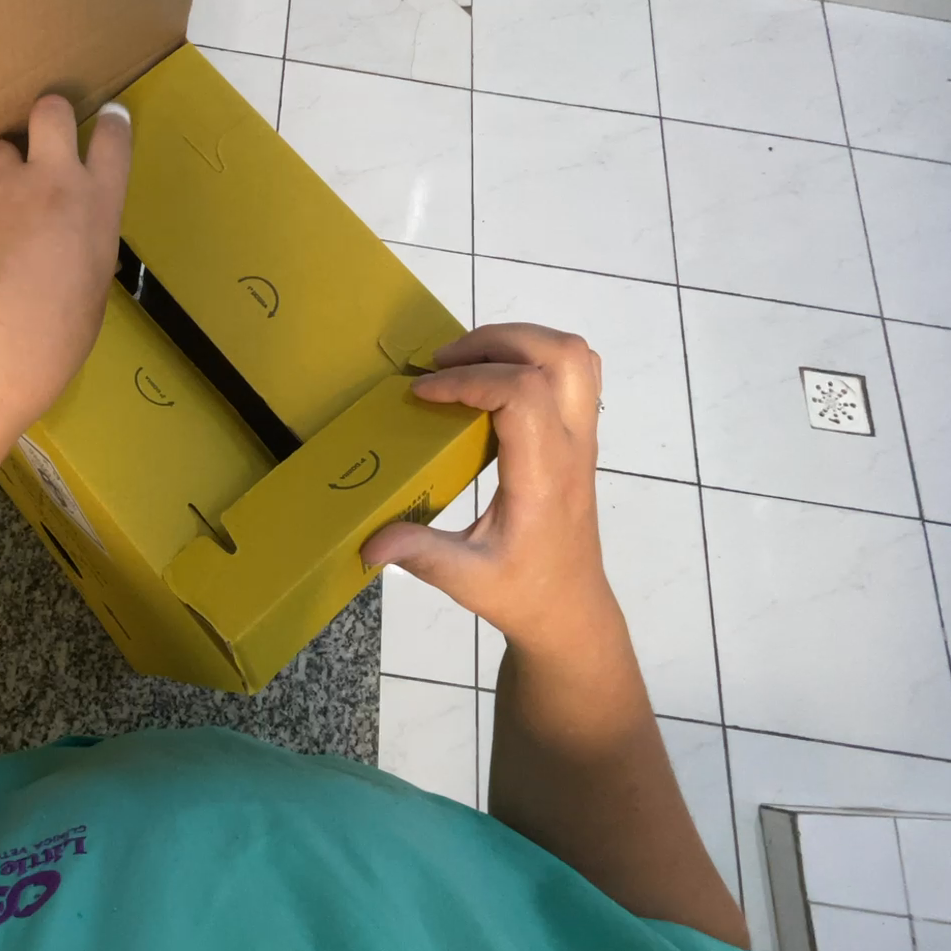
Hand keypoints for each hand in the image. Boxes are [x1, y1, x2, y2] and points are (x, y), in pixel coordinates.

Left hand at [0, 94, 132, 429]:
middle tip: (46, 136)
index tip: (110, 118)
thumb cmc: (63, 331)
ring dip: (4, 166)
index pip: (114, 140)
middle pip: (51, 111)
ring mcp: (6, 188)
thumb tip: (79, 247)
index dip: (112, 124)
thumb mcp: (94, 286)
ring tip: (2, 200)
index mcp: (98, 204)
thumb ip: (88, 249)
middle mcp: (54, 181)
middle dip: (49, 114)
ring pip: (0, 147)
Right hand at [361, 323, 615, 649]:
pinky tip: (490, 382)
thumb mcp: (465, 579)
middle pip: (557, 354)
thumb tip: (368, 543)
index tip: (422, 393)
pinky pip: (572, 373)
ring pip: (572, 355)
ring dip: (517, 342)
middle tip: (442, 362)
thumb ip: (420, 555)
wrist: (571, 609)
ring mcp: (581, 438)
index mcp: (543, 474)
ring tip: (465, 362)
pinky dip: (531, 357)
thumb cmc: (521, 591)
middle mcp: (571, 446)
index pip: (521, 393)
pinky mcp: (577, 438)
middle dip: (495, 341)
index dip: (467, 380)